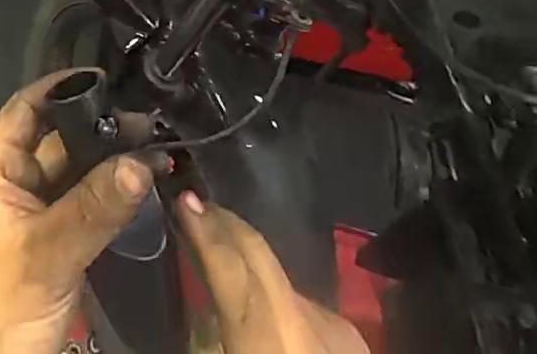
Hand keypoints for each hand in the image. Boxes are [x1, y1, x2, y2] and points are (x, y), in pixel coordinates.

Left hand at [0, 70, 156, 353]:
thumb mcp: (45, 253)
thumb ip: (96, 204)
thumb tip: (145, 159)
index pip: (27, 107)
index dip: (63, 86)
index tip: (111, 77)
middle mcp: (15, 182)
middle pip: (61, 137)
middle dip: (104, 126)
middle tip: (153, 122)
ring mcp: (36, 213)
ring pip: (78, 171)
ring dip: (114, 161)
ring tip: (160, 149)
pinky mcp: (55, 241)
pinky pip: (88, 202)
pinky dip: (114, 193)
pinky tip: (147, 184)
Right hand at [176, 191, 369, 353]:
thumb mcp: (243, 352)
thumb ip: (214, 343)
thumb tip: (201, 324)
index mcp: (269, 340)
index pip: (233, 268)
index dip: (207, 230)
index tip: (184, 197)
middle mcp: (305, 322)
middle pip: (260, 255)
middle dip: (225, 224)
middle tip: (193, 206)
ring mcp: (336, 330)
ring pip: (281, 278)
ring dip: (248, 260)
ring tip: (217, 250)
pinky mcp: (352, 342)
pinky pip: (302, 305)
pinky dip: (274, 295)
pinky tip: (262, 312)